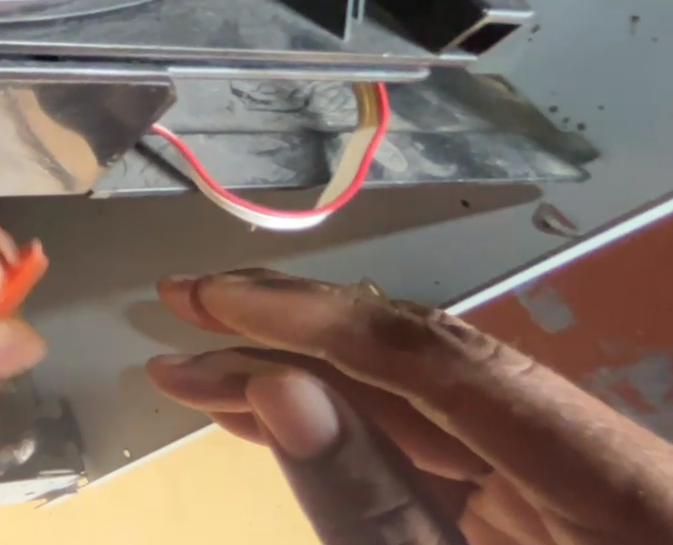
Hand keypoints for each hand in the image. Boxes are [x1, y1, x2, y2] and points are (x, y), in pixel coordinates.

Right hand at [147, 270, 672, 544]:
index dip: (317, 316)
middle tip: (181, 304)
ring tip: (190, 370)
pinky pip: (416, 432)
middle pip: (419, 365)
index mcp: (631, 494)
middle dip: (283, 334)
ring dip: (287, 374)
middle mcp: (611, 461)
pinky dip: (327, 418)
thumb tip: (274, 388)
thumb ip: (371, 512)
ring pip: (406, 391)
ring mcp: (577, 474)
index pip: (448, 364)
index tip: (212, 297)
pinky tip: (254, 408)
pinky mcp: (540, 495)